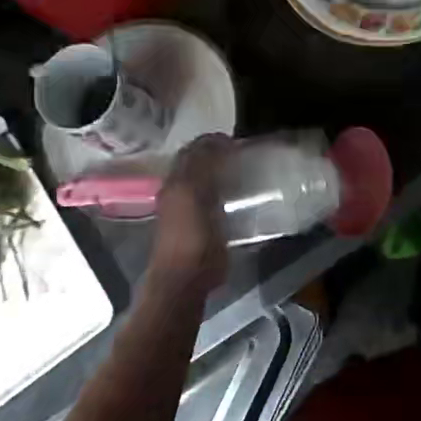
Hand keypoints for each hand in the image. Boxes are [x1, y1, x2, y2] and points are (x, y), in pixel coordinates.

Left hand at [152, 135, 231, 289]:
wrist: (184, 279)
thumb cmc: (192, 237)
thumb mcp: (195, 193)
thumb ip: (202, 165)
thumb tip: (216, 141)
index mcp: (175, 181)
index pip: (192, 150)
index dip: (212, 142)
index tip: (237, 141)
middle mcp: (176, 192)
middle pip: (196, 165)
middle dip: (217, 156)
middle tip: (243, 155)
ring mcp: (185, 212)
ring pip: (203, 183)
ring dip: (221, 174)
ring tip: (245, 173)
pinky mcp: (198, 229)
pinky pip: (212, 201)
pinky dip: (225, 193)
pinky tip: (240, 197)